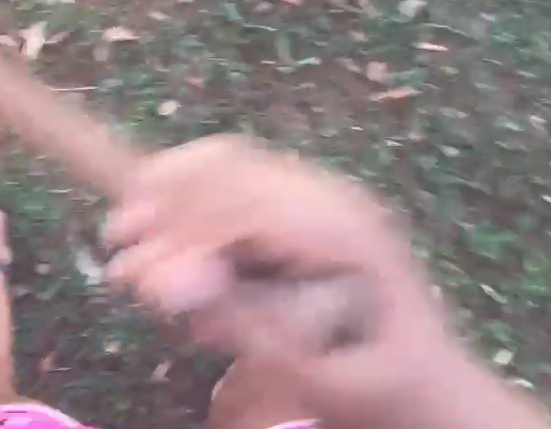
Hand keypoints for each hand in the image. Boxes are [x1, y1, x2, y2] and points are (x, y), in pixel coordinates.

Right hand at [104, 136, 475, 428]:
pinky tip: (165, 201)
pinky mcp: (308, 196)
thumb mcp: (314, 376)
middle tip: (115, 238)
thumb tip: (167, 280)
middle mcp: (331, 194)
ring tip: (128, 217)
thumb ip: (243, 324)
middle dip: (166, 202)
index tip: (131, 269)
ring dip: (173, 184)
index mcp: (341, 233)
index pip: (241, 212)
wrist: (435, 380)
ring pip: (231, 161)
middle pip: (231, 173)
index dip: (178, 235)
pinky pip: (242, 169)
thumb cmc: (381, 389)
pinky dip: (196, 181)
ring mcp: (322, 189)